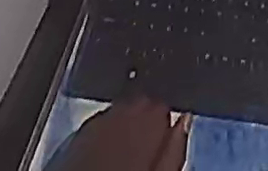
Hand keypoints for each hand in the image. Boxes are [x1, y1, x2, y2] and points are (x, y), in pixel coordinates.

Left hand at [49, 96, 190, 170]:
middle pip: (141, 104)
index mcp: (147, 112)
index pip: (163, 104)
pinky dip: (108, 134)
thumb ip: (176, 143)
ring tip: (126, 155)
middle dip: (144, 122)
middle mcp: (122, 105)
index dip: (164, 125)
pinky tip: (108, 155)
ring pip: (121, 112)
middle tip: (145, 152)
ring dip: (126, 127)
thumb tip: (186, 118)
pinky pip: (102, 123)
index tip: (163, 143)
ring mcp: (100, 115)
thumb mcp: (162, 170)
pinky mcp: (82, 129)